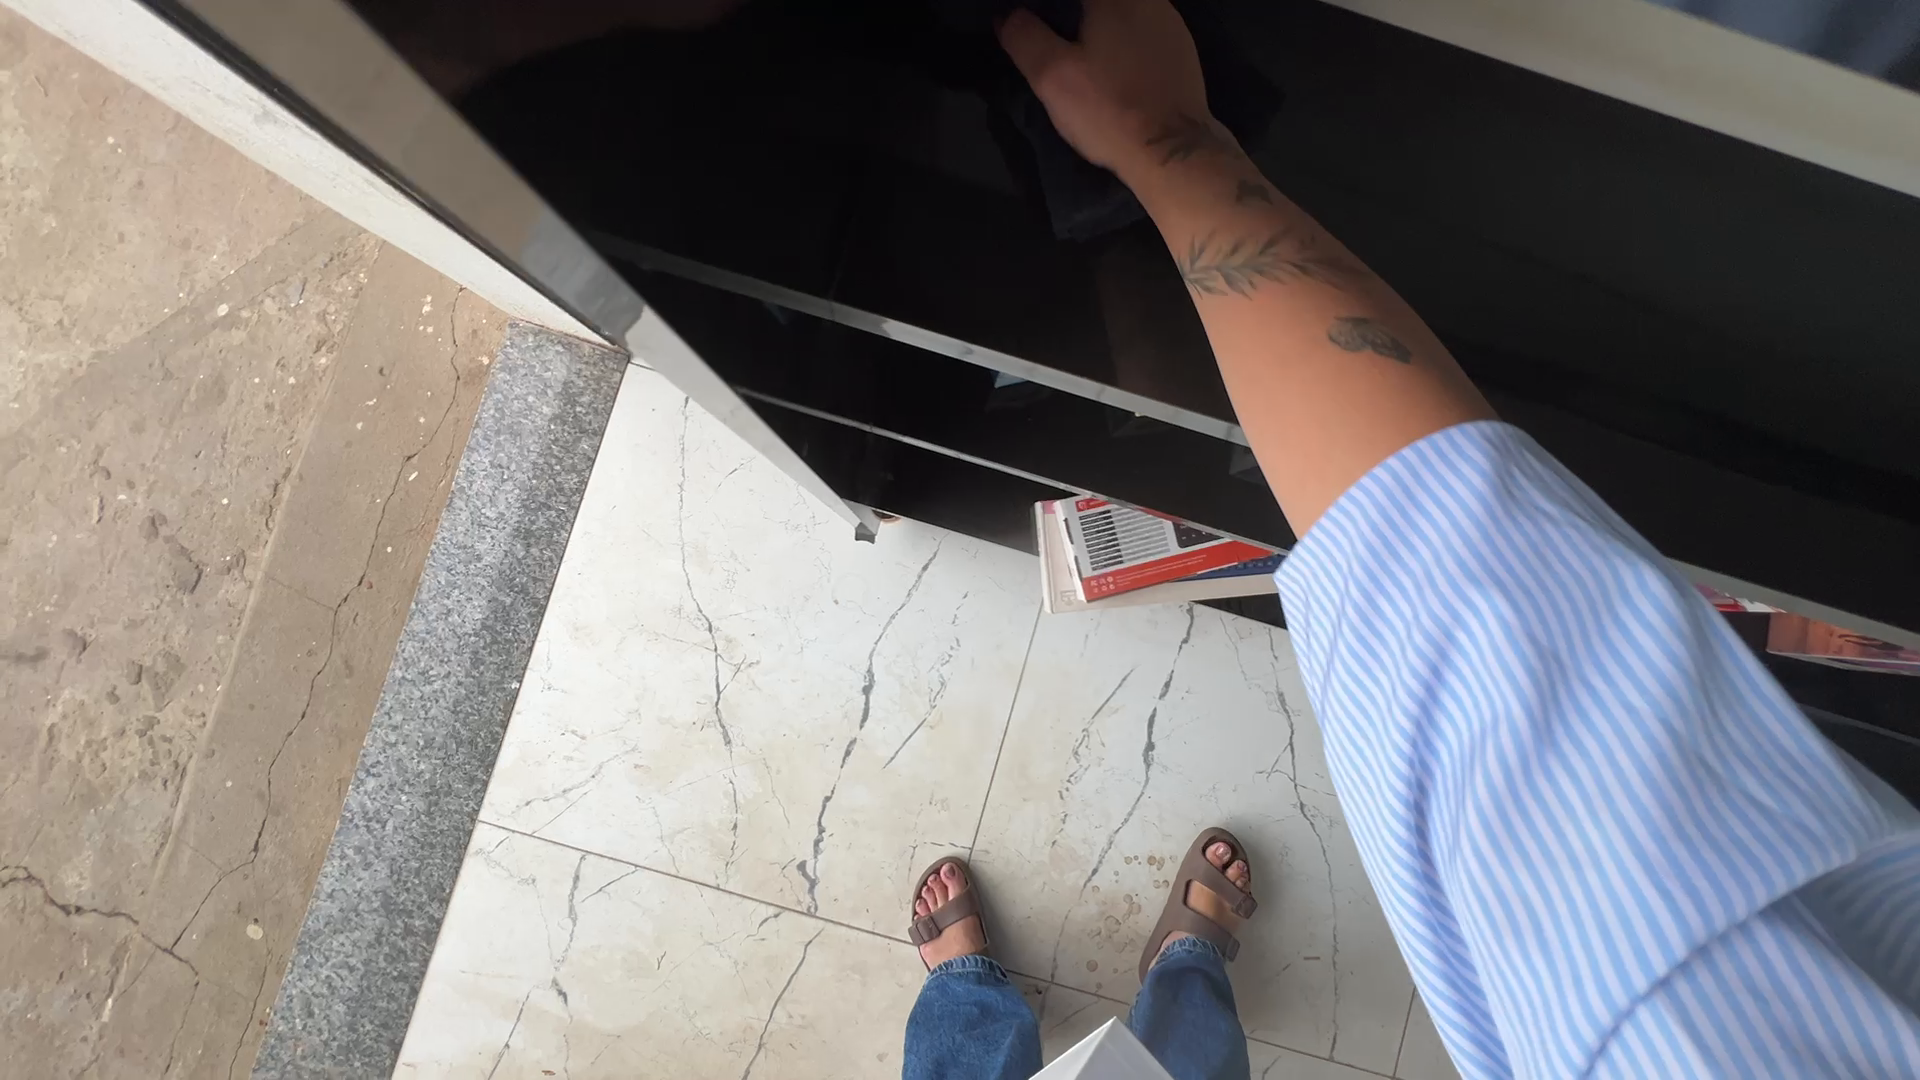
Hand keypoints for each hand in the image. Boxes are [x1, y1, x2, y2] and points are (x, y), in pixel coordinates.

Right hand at [996, 0, 1212, 175]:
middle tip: (1056, 41)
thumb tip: (1006, 17)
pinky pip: (1145, 31)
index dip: (1049, 11)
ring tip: (1086, 54)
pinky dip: (1126, 41)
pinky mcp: (1182, 49)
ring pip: (1125, 12)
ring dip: (1103, 26)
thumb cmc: (1108, 109)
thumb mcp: (1053, 77)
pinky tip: (1118, 68)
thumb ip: (1025, 39)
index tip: (1036, 29)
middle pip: (1098, 3)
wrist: (1169, 149)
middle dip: (1075, 18)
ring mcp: (1170, 21)